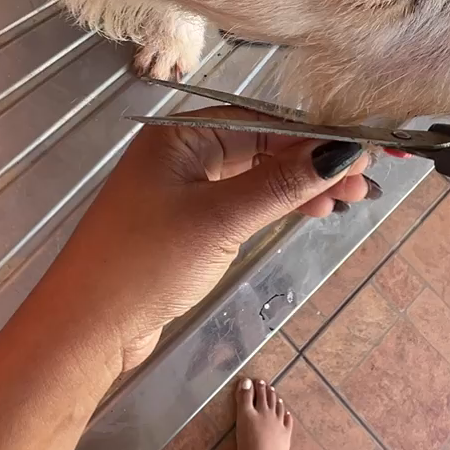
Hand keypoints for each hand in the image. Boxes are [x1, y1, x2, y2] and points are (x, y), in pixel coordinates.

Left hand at [34, 106, 374, 369]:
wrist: (85, 328)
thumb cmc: (147, 263)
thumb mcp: (220, 220)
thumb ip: (281, 183)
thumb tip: (341, 150)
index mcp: (179, 133)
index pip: (260, 121)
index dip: (313, 135)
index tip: (363, 151)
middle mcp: (180, 151)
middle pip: (259, 146)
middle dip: (311, 162)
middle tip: (363, 183)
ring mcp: (181, 187)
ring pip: (252, 174)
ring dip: (297, 185)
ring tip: (348, 201)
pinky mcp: (184, 221)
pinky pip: (239, 200)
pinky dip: (272, 205)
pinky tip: (306, 211)